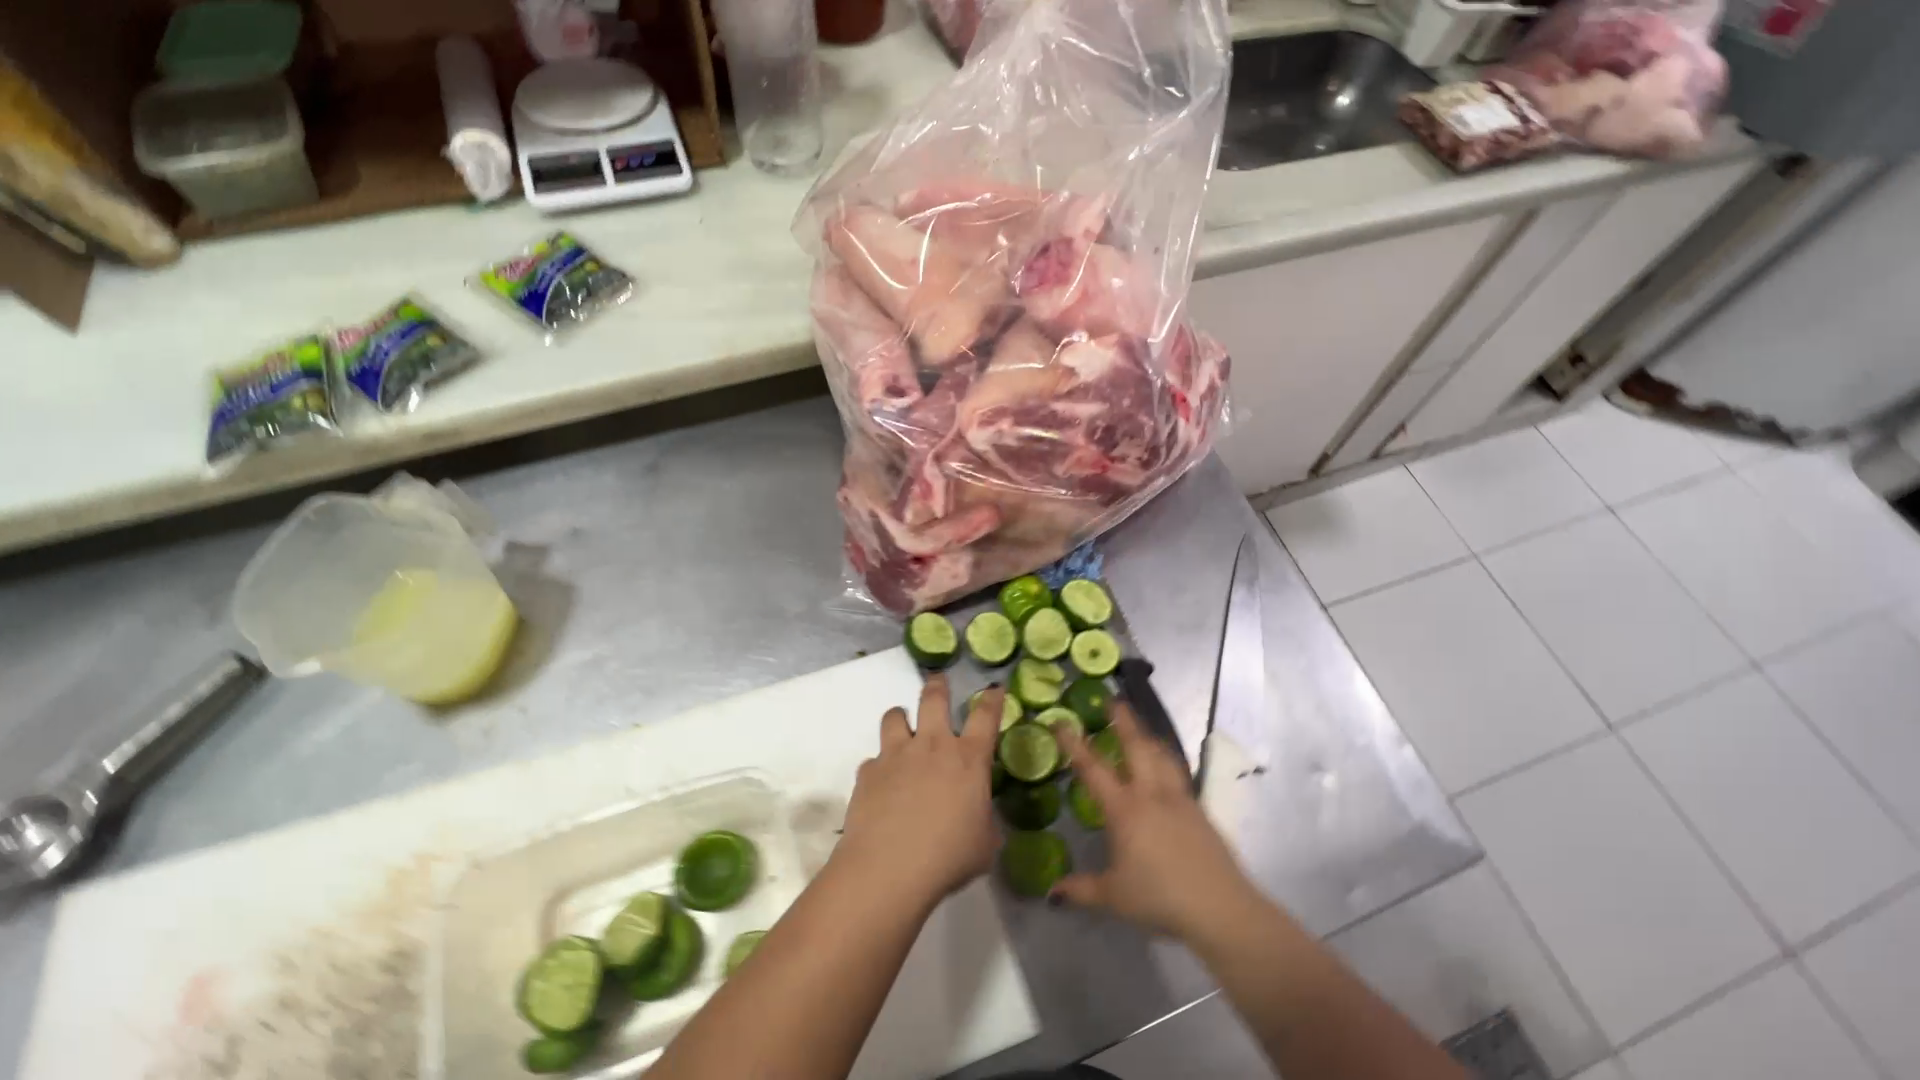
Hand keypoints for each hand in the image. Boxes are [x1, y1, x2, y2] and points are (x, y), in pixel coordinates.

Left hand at [833, 673, 1001, 910]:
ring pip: (895, 716)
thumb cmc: (949, 857)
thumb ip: (984, 821)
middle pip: (933, 698)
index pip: (986, 716)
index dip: (992, 698)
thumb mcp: (984, 844)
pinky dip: (880, 766)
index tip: (994, 688)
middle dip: (937, 685)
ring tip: (902, 728)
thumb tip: (980, 819)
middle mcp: (932, 746)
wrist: (889, 868)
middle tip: (938, 681)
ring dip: (901, 718)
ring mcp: (895, 755)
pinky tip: (882, 785)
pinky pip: (874, 759)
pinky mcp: (867, 772)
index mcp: (969, 759)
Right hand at [1051, 702, 1259, 939]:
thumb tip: (1052, 892)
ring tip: (1141, 728)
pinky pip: (1179, 775)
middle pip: (1137, 747)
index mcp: (1124, 810)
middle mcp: (1152, 796)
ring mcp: (1180, 801)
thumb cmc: (1159, 897)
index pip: (1093, 769)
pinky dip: (1167, 762)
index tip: (1062, 722)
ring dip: (1149, 737)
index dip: (1075, 744)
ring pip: (1163, 757)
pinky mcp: (1200, 812)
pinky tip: (1166, 770)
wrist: (1219, 906)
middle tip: (1114, 701)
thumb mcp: (1113, 897)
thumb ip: (1081, 889)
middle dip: (1124, 722)